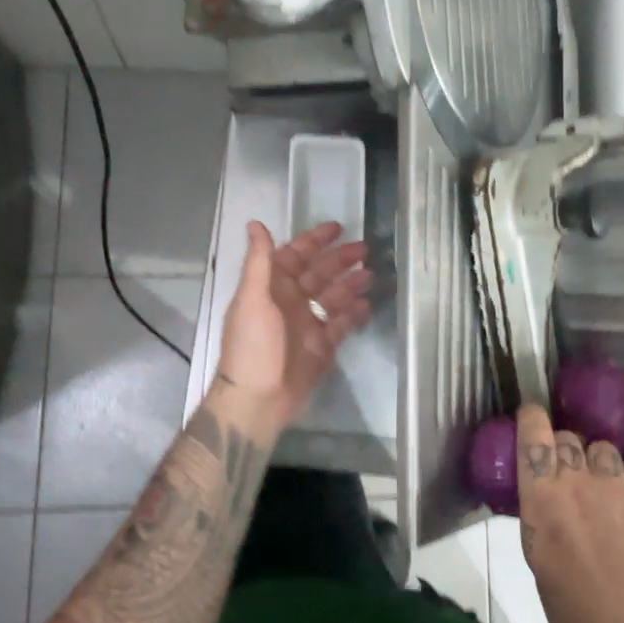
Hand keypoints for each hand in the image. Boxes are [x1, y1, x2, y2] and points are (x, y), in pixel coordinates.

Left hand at [212, 221, 369, 432]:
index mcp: (271, 288)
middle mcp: (290, 302)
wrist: (258, 399)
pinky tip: (367, 304)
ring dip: (350, 284)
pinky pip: (341, 324)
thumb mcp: (252, 299)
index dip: (314, 241)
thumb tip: (255, 223)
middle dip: (340, 260)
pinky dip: (353, 314)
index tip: (338, 228)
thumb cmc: (252, 346)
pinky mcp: (321, 347)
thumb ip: (259, 262)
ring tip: (371, 275)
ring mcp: (307, 324)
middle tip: (365, 249)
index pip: (295, 256)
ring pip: (333, 297)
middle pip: (319, 274)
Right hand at [516, 404, 623, 622]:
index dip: (533, 419)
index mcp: (542, 497)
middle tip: (570, 473)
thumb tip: (541, 492)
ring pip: (606, 449)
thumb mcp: (537, 556)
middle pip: (569, 437)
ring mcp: (619, 487)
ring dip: (601, 464)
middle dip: (566, 449)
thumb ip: (539, 513)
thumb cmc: (572, 608)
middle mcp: (578, 481)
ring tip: (607, 491)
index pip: (533, 433)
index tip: (533, 419)